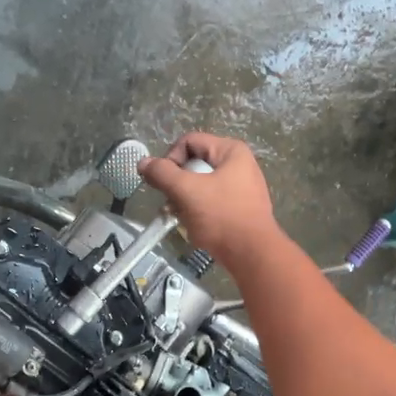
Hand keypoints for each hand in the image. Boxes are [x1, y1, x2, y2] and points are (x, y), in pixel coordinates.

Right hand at [138, 133, 278, 260]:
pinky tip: (196, 227)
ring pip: (202, 185)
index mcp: (231, 151)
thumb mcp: (187, 191)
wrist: (251, 254)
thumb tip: (143, 163)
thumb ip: (163, 174)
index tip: (163, 183)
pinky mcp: (240, 208)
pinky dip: (199, 211)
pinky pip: (211, 202)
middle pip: (195, 164)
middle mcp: (239, 164)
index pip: (189, 141)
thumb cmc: (221, 217)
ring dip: (186, 200)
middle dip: (178, 183)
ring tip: (182, 217)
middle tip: (171, 203)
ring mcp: (242, 187)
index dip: (170, 158)